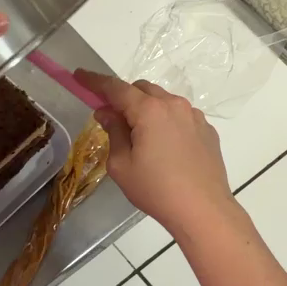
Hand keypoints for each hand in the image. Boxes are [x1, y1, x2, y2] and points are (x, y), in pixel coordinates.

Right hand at [76, 70, 238, 236]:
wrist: (203, 210)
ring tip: (139, 138)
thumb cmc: (156, 189)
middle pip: (142, 89)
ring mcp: (194, 116)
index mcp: (149, 111)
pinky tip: (164, 148)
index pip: (116, 88)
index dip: (94, 81)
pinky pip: (180, 117)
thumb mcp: (121, 165)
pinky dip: (165, 122)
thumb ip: (113, 133)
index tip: (79, 76)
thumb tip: (107, 113)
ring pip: (163, 101)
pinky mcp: (207, 130)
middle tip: (111, 119)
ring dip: (146, 109)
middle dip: (123, 97)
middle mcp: (174, 105)